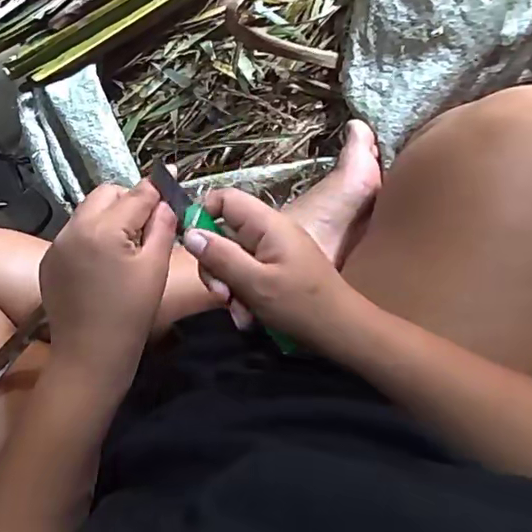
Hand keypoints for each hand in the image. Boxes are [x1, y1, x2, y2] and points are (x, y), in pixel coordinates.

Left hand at [39, 181, 175, 379]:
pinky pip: (74, 234)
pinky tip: (103, 263)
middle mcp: (74, 228)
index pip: (136, 194)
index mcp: (103, 228)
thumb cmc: (130, 315)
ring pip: (87, 211)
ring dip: (109, 217)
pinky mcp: (49, 260)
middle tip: (148, 225)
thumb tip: (165, 201)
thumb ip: (162, 227)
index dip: (157, 186)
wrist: (89, 356)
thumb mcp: (155, 269)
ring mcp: (57, 244)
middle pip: (106, 194)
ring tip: (126, 245)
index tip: (170, 176)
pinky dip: (91, 236)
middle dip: (128, 201)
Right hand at [183, 188, 355, 351]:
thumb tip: (189, 233)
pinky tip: (248, 316)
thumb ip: (220, 256)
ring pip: (230, 259)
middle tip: (221, 294)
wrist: (342, 334)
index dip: (203, 215)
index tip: (193, 246)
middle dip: (215, 266)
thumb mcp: (254, 283)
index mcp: (267, 224)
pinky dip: (241, 294)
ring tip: (239, 311)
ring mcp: (272, 252)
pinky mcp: (274, 271)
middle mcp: (268, 232)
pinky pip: (245, 274)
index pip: (225, 198)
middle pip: (222, 233)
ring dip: (227, 286)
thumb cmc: (301, 305)